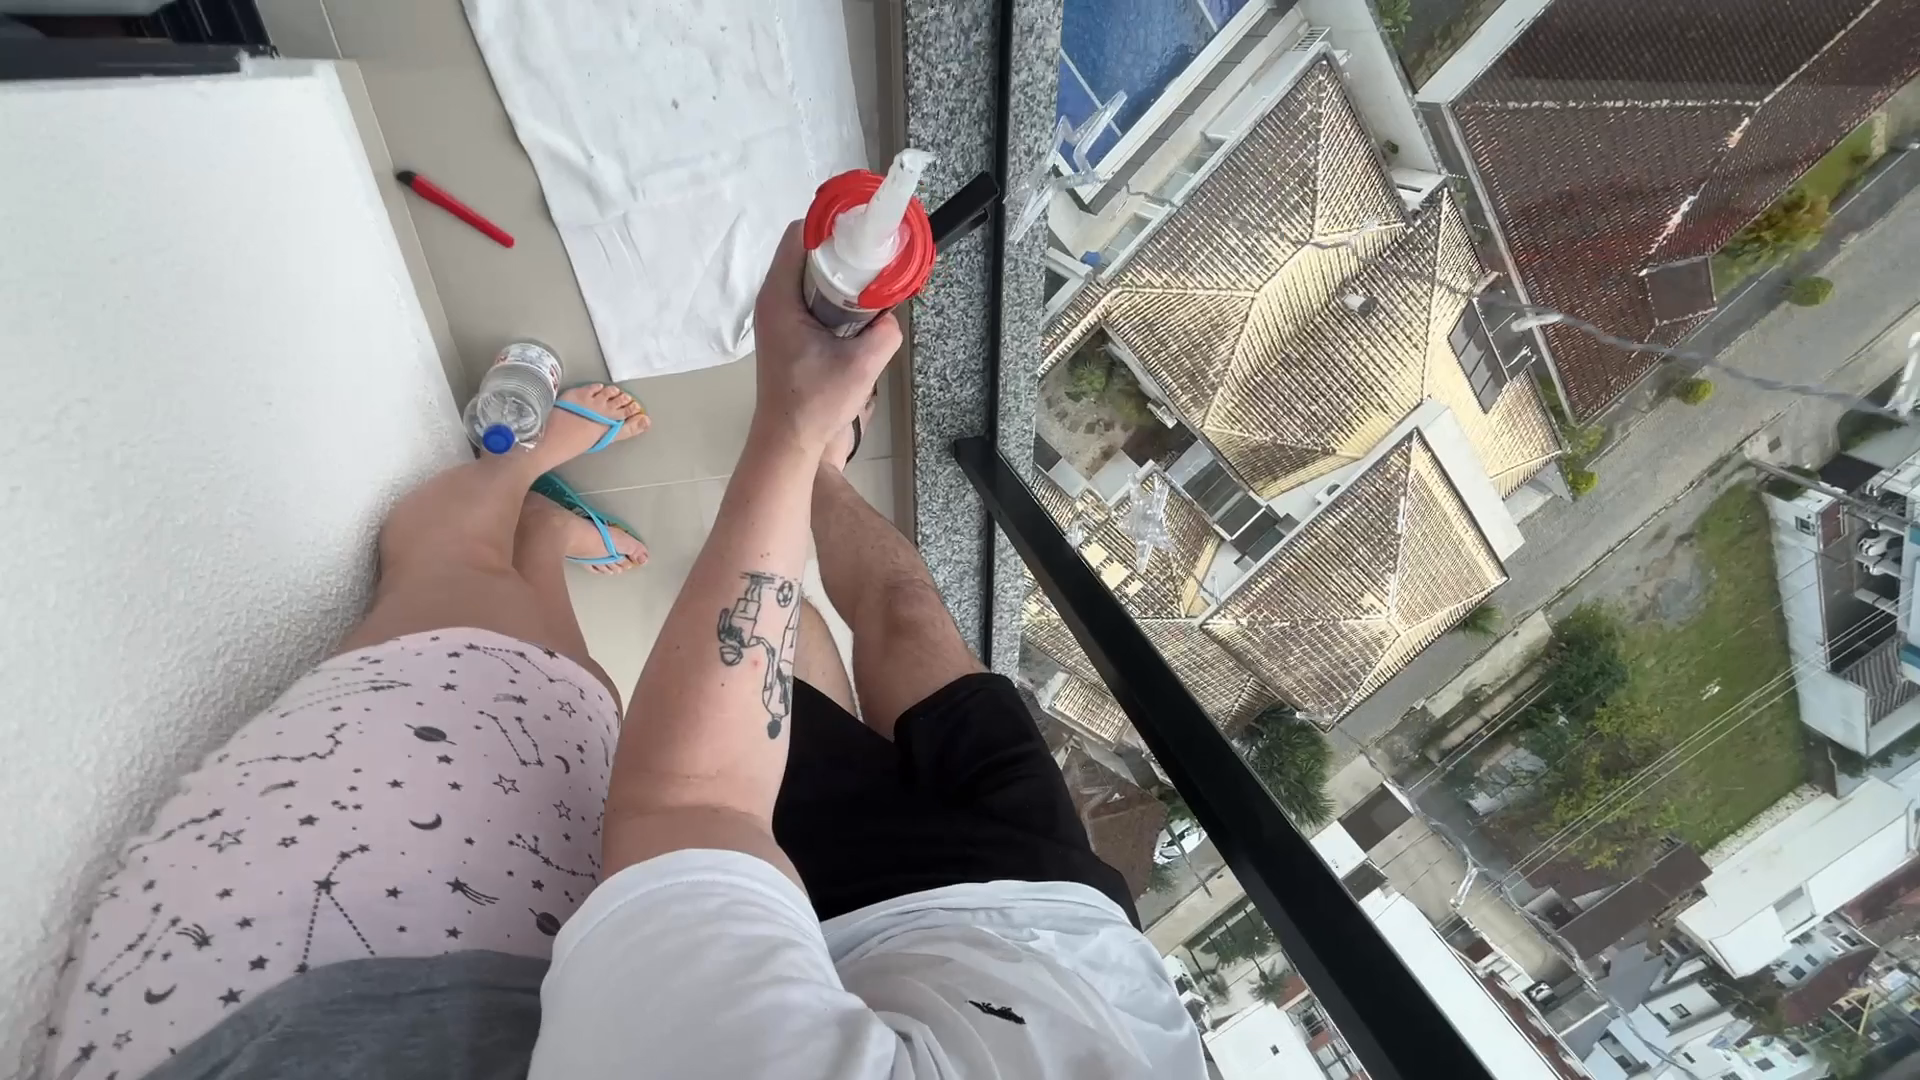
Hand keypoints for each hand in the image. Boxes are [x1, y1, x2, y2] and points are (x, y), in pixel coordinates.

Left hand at [748, 221, 902, 456]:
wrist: (787, 439)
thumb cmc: (814, 404)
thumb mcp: (861, 367)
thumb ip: (885, 334)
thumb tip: (889, 317)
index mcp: (780, 298)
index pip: (800, 235)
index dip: (833, 228)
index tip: (864, 239)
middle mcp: (772, 300)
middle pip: (806, 252)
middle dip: (842, 254)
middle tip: (873, 268)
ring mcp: (776, 316)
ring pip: (808, 275)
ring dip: (838, 279)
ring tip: (867, 293)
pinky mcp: (784, 331)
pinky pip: (808, 298)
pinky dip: (831, 298)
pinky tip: (853, 317)